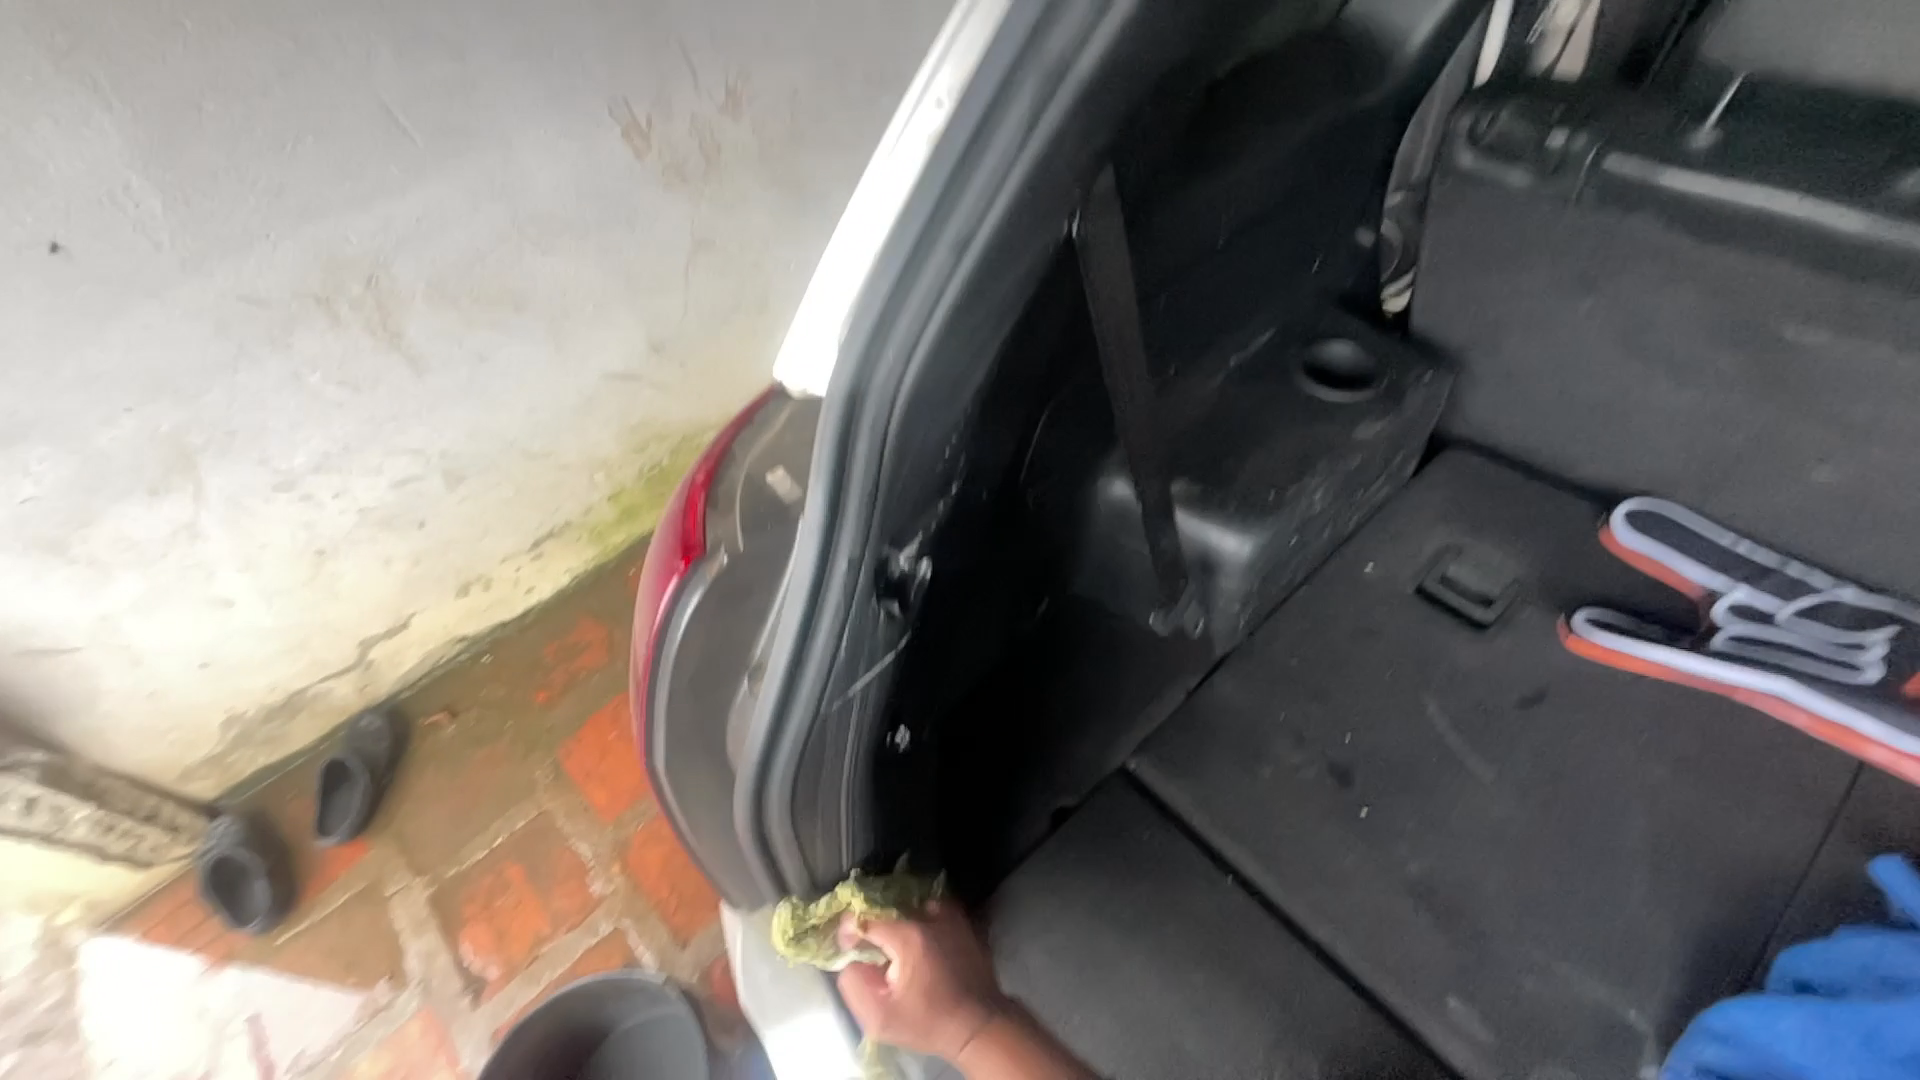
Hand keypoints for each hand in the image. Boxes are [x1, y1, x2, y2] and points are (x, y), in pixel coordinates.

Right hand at [835, 900, 1008, 1060]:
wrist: (978, 1026)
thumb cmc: (929, 1023)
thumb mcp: (881, 1019)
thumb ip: (855, 986)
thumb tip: (850, 962)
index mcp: (907, 937)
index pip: (866, 918)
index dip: (850, 931)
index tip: (849, 949)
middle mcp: (929, 917)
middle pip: (889, 909)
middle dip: (873, 926)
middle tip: (870, 949)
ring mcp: (949, 916)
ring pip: (912, 904)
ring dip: (899, 920)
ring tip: (896, 944)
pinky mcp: (963, 923)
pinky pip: (935, 908)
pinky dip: (923, 917)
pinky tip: (922, 938)